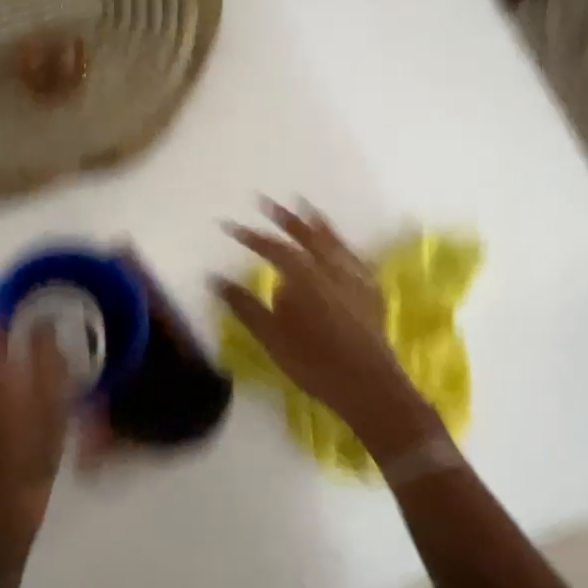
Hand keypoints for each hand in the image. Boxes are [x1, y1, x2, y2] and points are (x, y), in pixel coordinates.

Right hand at [212, 199, 439, 457]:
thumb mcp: (272, 337)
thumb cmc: (314, 364)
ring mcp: (355, 277)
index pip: (272, 247)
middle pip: (306, 233)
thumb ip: (245, 306)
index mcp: (304, 276)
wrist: (370, 386)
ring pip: (334, 240)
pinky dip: (340, 244)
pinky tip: (338, 249)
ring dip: (316, 222)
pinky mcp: (371, 291)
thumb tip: (215, 279)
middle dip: (285, 217)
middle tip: (266, 202)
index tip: (229, 226)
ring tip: (304, 209)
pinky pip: (353, 256)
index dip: (250, 235)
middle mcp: (331, 268)